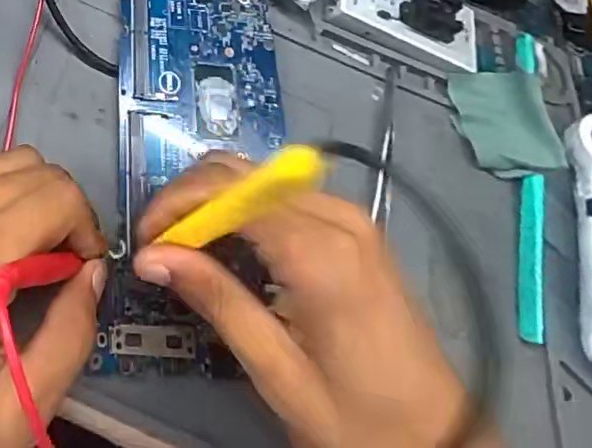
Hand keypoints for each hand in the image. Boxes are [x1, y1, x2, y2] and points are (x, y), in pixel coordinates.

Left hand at [0, 147, 107, 447]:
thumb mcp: (13, 411)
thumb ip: (73, 335)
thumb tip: (93, 271)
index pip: (62, 196)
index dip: (87, 230)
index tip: (83, 272)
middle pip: (39, 170)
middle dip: (63, 213)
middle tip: (58, 268)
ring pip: (9, 161)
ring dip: (30, 200)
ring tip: (22, 258)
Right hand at [134, 153, 485, 447]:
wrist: (445, 440)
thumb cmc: (360, 421)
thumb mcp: (280, 373)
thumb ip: (216, 301)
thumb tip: (151, 257)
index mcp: (318, 250)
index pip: (226, 192)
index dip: (175, 205)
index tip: (146, 241)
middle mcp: (333, 213)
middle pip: (238, 171)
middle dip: (187, 196)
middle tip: (159, 243)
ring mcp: (346, 212)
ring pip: (255, 174)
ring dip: (210, 197)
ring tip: (183, 242)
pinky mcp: (351, 221)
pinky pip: (280, 192)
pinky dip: (240, 204)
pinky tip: (225, 239)